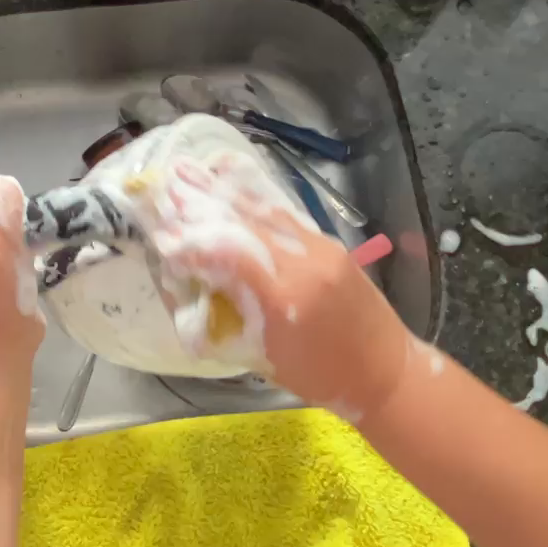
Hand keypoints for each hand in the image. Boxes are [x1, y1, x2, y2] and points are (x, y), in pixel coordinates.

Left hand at [0, 175, 44, 375]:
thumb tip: (7, 187)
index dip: (3, 211)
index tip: (8, 241)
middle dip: (11, 226)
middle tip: (14, 256)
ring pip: (4, 225)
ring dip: (18, 242)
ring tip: (18, 267)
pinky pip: (7, 245)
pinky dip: (20, 255)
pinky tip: (21, 275)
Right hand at [150, 181, 416, 421]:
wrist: (386, 371)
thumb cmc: (320, 377)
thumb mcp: (264, 357)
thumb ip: (226, 319)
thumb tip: (190, 290)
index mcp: (284, 295)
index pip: (230, 254)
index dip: (193, 243)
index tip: (161, 236)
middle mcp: (304, 260)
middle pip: (245, 220)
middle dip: (203, 200)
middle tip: (169, 178)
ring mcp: (320, 246)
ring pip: (266, 210)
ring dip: (226, 190)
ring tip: (194, 169)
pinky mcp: (329, 242)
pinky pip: (286, 214)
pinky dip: (256, 197)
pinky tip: (237, 179)